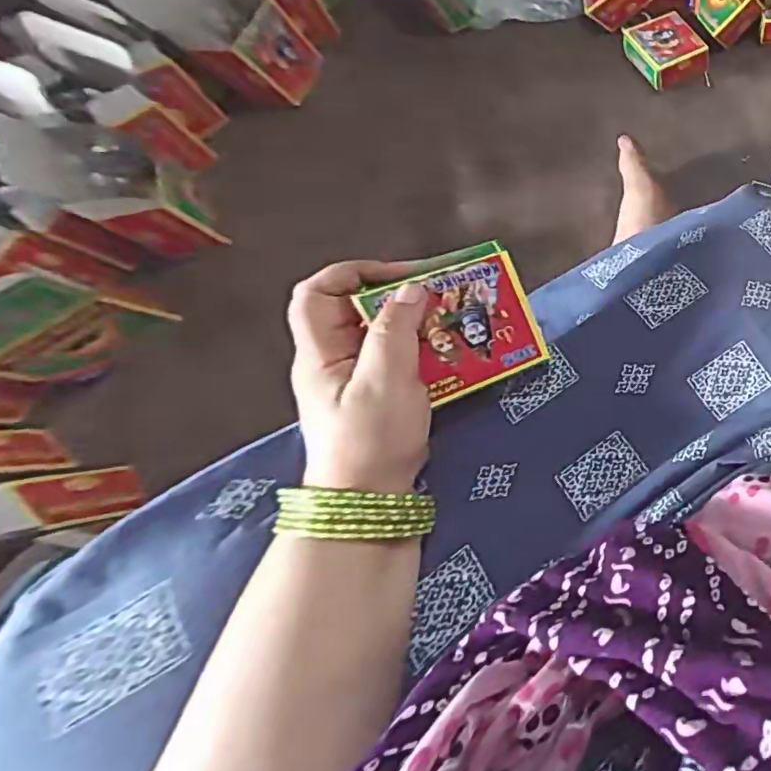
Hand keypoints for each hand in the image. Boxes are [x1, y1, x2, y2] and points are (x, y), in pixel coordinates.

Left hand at [287, 261, 430, 494]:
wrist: (369, 497)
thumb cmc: (371, 438)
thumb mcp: (386, 379)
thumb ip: (396, 330)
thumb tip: (413, 288)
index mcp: (321, 352)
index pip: (317, 292)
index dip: (355, 273)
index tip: (402, 277)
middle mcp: (334, 359)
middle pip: (355, 309)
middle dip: (398, 296)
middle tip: (439, 295)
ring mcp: (356, 378)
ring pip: (382, 332)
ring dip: (417, 322)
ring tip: (452, 321)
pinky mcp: (378, 393)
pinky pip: (398, 356)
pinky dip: (423, 347)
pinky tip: (450, 352)